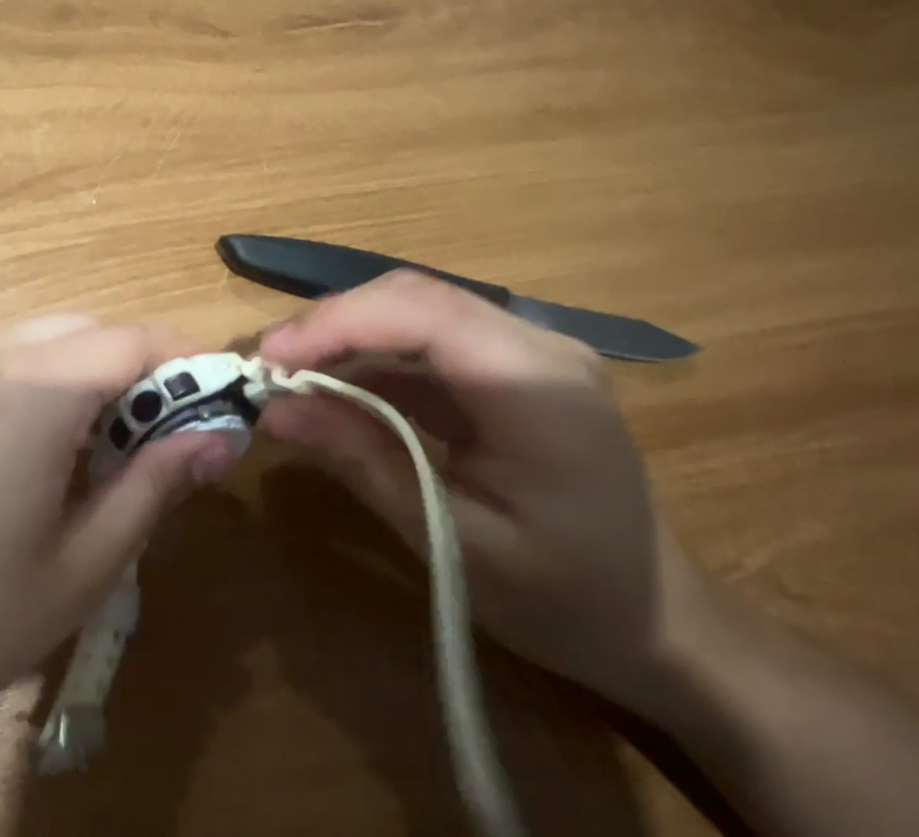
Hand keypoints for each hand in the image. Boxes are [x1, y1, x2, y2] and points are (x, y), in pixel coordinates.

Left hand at [0, 315, 237, 739]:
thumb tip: (218, 436)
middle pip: (83, 331)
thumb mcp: (81, 563)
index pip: (134, 338)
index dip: (188, 364)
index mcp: (27, 387)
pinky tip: (24, 455)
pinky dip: (29, 386)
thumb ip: (155, 484)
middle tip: (157, 446)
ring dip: (81, 378)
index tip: (219, 405)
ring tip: (91, 458)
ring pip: (34, 341)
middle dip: (135, 372)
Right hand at [257, 271, 714, 707]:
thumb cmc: (565, 598)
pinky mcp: (504, 372)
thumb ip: (364, 464)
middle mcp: (536, 349)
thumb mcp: (453, 541)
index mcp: (539, 388)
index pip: (422, 314)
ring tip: (281, 381)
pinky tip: (329, 392)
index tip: (264, 362)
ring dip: (340, 339)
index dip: (334, 323)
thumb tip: (274, 409)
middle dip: (327, 325)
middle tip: (262, 371)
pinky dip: (366, 362)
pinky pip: (422, 346)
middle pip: (412, 297)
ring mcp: (523, 355)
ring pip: (411, 313)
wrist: (656, 622)